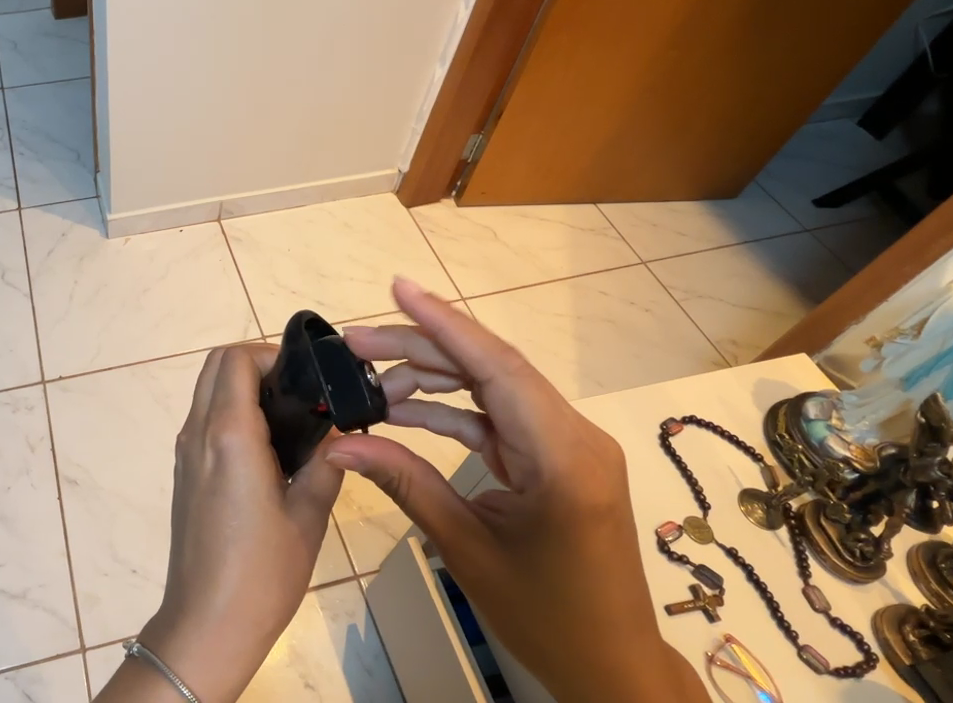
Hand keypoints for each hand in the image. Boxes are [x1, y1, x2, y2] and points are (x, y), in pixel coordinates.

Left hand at [99, 344, 343, 702]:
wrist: (207, 623)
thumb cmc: (262, 572)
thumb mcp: (308, 516)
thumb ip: (326, 465)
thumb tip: (338, 436)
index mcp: (229, 434)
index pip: (236, 359)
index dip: (270, 356)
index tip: (305, 379)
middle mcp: (199, 432)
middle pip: (216, 364)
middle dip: (256, 364)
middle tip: (298, 393)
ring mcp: (186, 451)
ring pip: (206, 390)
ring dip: (241, 387)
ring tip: (289, 420)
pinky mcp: (184, 471)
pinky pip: (203, 418)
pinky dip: (230, 411)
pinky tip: (267, 449)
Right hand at [327, 278, 701, 701]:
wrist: (613, 669)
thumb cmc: (545, 617)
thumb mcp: (465, 547)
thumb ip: (404, 481)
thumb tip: (339, 443)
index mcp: (562, 455)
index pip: (495, 367)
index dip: (442, 322)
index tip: (397, 287)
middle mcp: (573, 434)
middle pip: (488, 368)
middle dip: (419, 349)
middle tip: (354, 344)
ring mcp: (567, 444)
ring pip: (490, 387)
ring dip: (431, 378)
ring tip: (368, 378)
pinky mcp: (555, 457)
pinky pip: (497, 417)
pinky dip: (450, 411)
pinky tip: (402, 411)